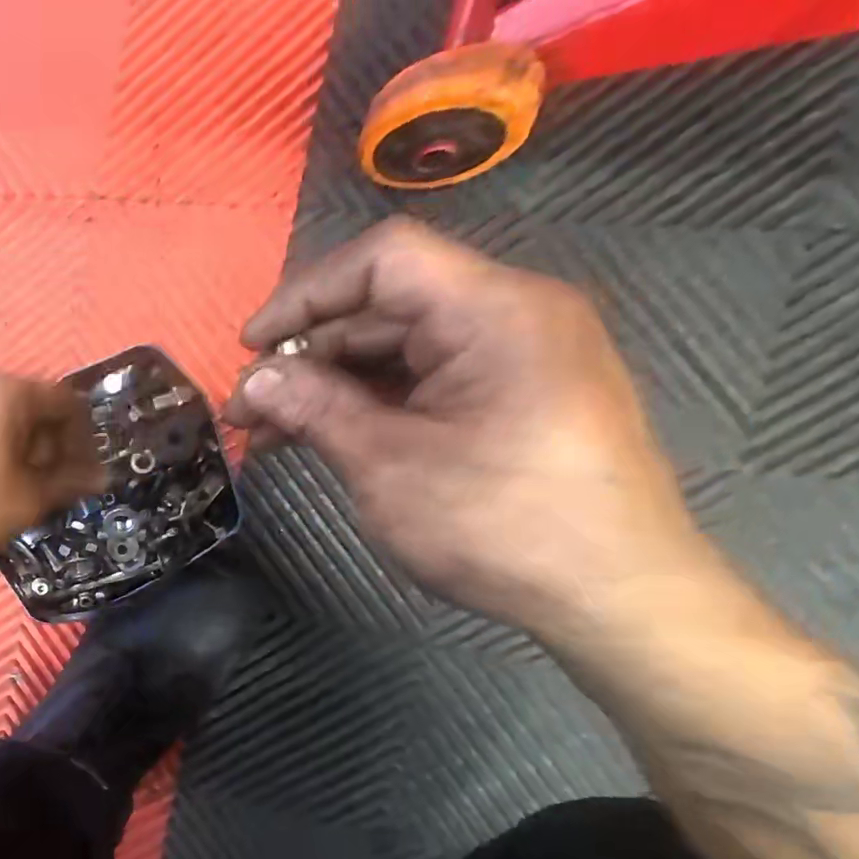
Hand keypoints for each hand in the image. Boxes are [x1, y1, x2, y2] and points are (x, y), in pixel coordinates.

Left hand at [0, 371, 105, 593]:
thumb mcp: (27, 500)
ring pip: (9, 415)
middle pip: (36, 406)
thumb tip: (102, 475)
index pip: (66, 402)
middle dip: (53, 444)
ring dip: (27, 447)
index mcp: (5, 391)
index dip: (85, 439)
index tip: (87, 471)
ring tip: (25, 487)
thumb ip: (70, 480)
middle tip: (56, 485)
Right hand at [224, 218, 721, 636]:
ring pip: (396, 349)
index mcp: (493, 311)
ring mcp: (511, 359)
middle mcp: (508, 317)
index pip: (383, 260)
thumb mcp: (387, 463)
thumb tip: (254, 380)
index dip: (304, 294)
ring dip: (327, 385)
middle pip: (383, 307)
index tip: (251, 348)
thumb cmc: (498, 524)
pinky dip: (366, 404)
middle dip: (305, 354)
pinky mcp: (507, 398)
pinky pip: (421, 381)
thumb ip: (315, 408)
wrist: (612, 597)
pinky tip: (318, 437)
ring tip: (268, 432)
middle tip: (246, 408)